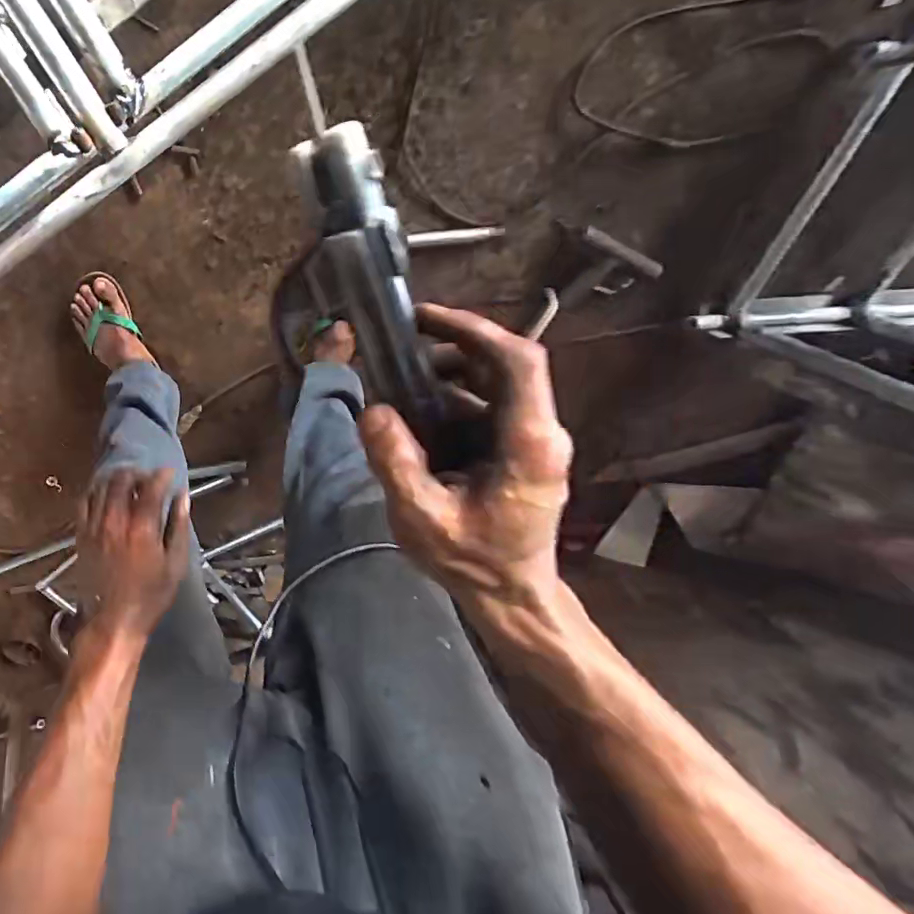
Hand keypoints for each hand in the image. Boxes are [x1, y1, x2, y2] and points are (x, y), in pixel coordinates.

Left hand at [78, 468, 191, 640]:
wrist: (112, 620)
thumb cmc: (149, 596)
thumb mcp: (175, 564)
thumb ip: (178, 526)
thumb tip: (181, 498)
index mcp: (141, 529)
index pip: (150, 487)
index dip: (161, 475)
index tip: (168, 473)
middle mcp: (114, 521)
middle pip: (121, 480)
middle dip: (137, 473)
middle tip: (147, 478)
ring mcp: (94, 526)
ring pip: (101, 487)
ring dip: (116, 479)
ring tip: (128, 483)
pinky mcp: (81, 534)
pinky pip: (84, 502)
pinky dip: (96, 491)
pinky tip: (105, 495)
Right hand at [358, 304, 572, 615]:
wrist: (511, 595)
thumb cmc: (472, 560)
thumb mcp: (422, 518)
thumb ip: (397, 463)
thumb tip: (374, 409)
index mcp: (528, 444)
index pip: (518, 362)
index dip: (473, 330)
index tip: (424, 319)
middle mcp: (539, 433)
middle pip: (504, 364)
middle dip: (452, 346)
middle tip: (400, 348)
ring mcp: (531, 440)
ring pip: (493, 382)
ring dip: (448, 372)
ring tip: (400, 381)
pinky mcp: (516, 448)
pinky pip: (484, 404)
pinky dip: (449, 395)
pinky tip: (415, 412)